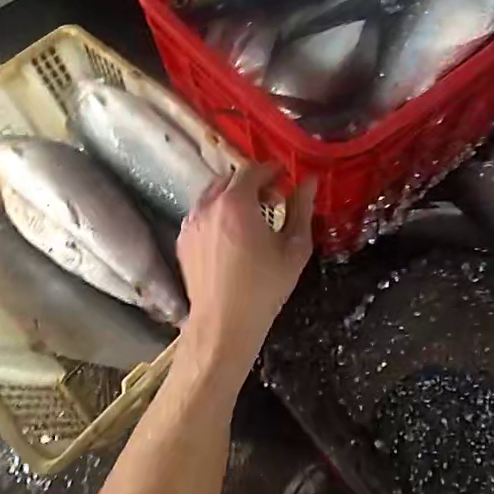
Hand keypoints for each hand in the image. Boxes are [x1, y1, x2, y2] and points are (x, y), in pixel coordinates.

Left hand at [175, 165, 315, 379]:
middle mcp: (208, 206)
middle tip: (274, 200)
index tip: (286, 180)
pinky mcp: (183, 240)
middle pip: (231, 178)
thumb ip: (302, 209)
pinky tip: (233, 235)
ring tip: (253, 217)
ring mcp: (191, 223)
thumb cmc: (264, 287)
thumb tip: (310, 182)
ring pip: (213, 194)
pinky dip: (218, 213)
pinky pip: (202, 214)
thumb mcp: (294, 248)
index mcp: (236, 203)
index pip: (253, 169)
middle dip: (254, 182)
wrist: (224, 324)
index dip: (272, 171)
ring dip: (234, 196)